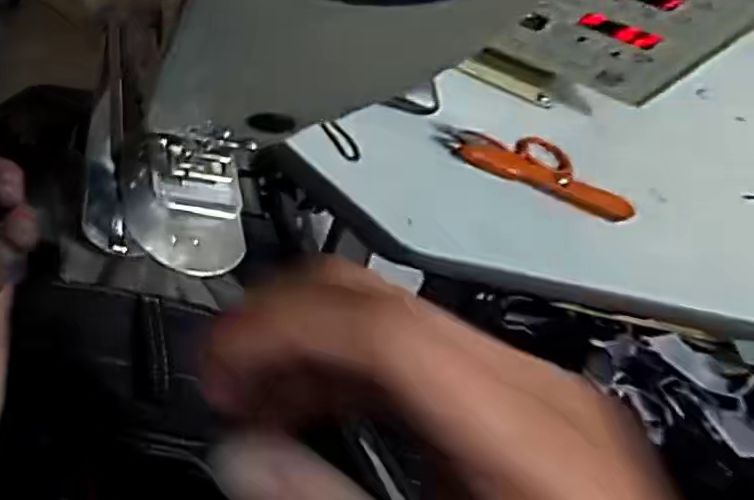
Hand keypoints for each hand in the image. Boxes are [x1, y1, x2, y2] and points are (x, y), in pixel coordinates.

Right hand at [204, 259, 674, 499]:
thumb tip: (241, 456)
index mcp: (533, 427)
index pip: (375, 324)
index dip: (279, 326)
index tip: (221, 356)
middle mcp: (532, 384)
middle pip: (367, 298)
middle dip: (274, 321)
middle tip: (222, 369)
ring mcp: (524, 383)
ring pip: (374, 311)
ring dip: (298, 339)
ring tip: (251, 391)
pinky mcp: (510, 398)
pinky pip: (400, 347)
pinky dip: (337, 364)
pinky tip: (307, 400)